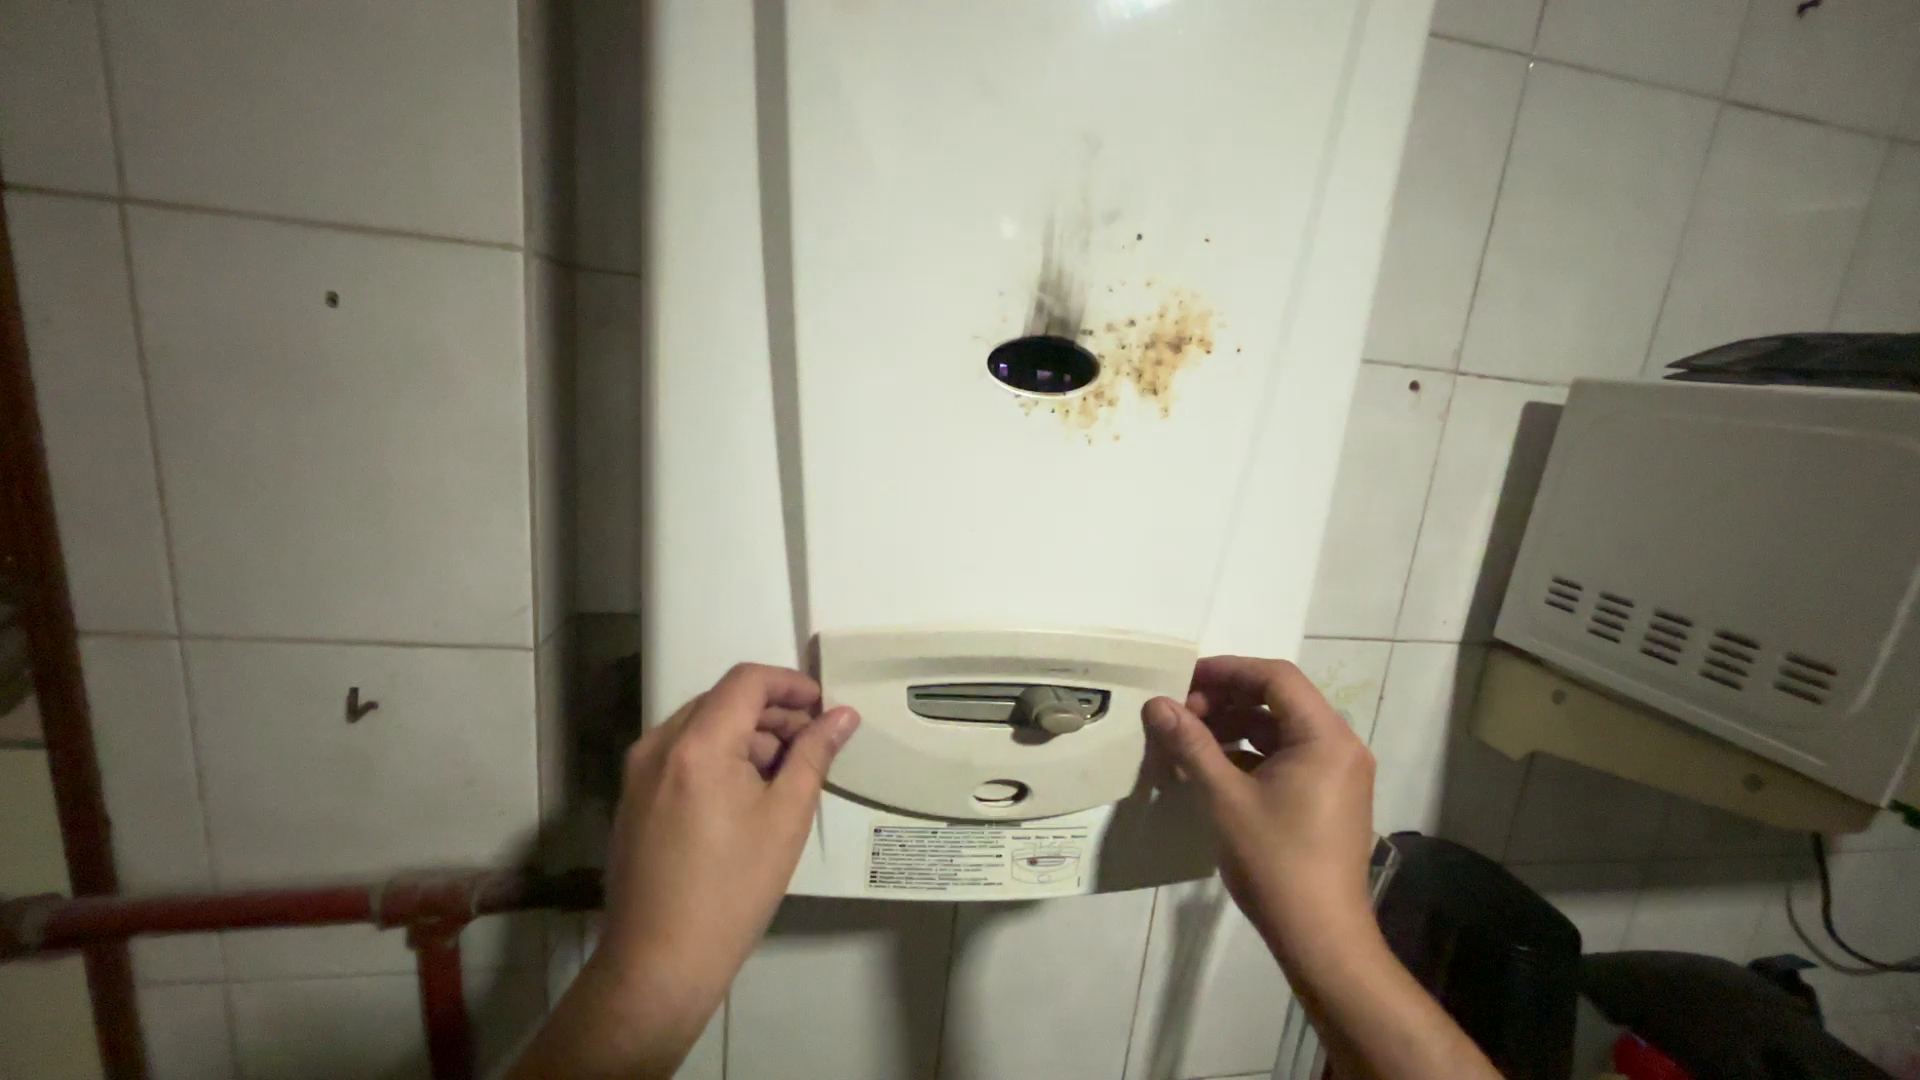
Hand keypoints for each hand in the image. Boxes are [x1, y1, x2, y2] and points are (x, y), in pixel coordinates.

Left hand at [536, 663, 857, 1077]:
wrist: (658, 964)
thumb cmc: (732, 889)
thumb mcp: (786, 816)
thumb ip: (815, 754)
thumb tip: (843, 715)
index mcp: (697, 744)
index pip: (747, 681)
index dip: (790, 684)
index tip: (823, 707)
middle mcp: (659, 744)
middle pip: (724, 700)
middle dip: (773, 712)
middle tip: (812, 743)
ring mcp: (639, 771)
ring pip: (703, 725)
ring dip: (748, 735)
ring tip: (784, 774)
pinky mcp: (634, 796)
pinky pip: (682, 752)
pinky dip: (720, 755)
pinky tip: (746, 794)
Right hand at [1143, 655, 1376, 959]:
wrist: (1321, 937)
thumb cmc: (1275, 861)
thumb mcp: (1224, 797)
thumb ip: (1190, 743)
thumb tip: (1157, 704)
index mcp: (1326, 738)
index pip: (1276, 678)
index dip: (1227, 670)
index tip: (1185, 679)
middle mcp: (1341, 746)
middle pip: (1280, 698)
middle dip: (1227, 697)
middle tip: (1181, 709)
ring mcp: (1338, 772)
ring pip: (1281, 727)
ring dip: (1236, 723)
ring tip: (1191, 734)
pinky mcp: (1329, 795)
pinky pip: (1287, 754)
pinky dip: (1250, 749)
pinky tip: (1214, 763)